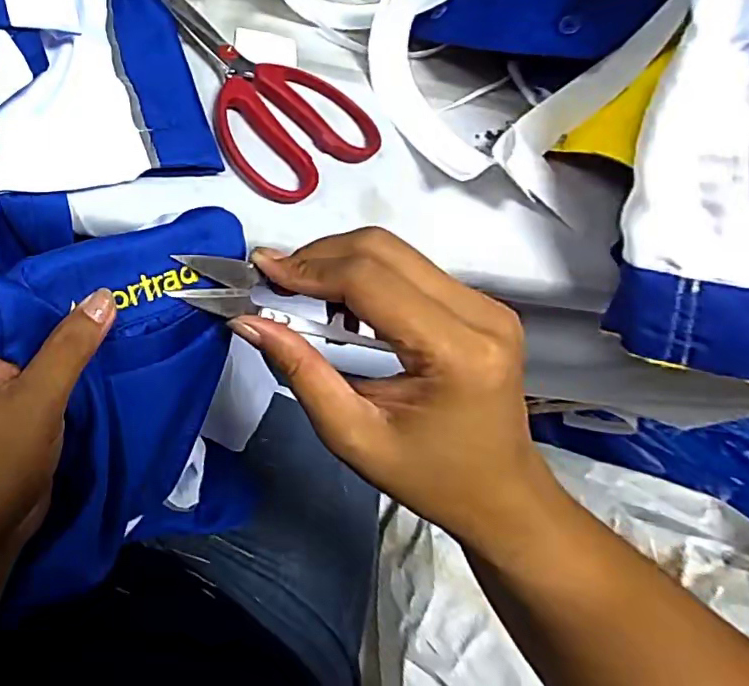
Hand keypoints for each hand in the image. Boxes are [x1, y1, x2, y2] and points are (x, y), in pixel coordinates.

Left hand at [0, 290, 115, 633]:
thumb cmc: (0, 460)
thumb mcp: (39, 397)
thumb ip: (70, 347)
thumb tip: (104, 295)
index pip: (19, 296)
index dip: (56, 280)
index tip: (99, 263)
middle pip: (39, 322)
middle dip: (77, 308)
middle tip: (126, 283)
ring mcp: (14, 385)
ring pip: (52, 350)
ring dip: (83, 338)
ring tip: (129, 307)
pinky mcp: (32, 409)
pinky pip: (59, 377)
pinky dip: (83, 367)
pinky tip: (115, 351)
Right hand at [229, 229, 558, 547]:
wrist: (502, 498)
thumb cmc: (427, 476)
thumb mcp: (350, 433)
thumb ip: (298, 369)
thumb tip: (246, 320)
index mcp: (457, 353)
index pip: (369, 281)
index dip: (308, 269)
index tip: (261, 272)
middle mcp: (480, 316)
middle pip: (380, 250)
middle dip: (316, 257)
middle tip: (275, 282)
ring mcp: (484, 305)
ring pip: (390, 249)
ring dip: (334, 260)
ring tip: (300, 292)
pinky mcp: (476, 303)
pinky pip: (403, 264)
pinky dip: (357, 270)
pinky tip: (337, 302)